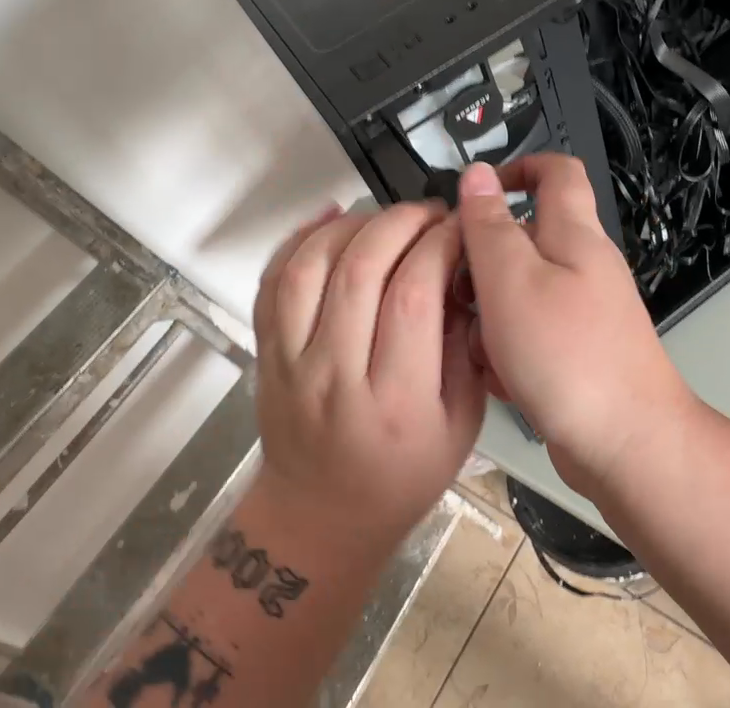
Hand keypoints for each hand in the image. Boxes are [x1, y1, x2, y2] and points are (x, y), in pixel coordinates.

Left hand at [253, 202, 486, 548]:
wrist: (320, 517)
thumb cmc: (402, 477)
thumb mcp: (460, 427)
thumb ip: (464, 351)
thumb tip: (460, 278)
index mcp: (395, 401)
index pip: (414, 295)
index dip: (439, 245)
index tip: (460, 227)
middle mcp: (335, 375)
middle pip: (361, 269)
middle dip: (402, 222)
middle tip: (430, 212)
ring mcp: (289, 363)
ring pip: (310, 267)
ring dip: (353, 225)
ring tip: (387, 217)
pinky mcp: (264, 354)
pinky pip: (272, 283)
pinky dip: (298, 240)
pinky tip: (332, 218)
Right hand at [454, 157, 696, 493]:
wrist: (626, 444)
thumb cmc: (568, 355)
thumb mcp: (512, 281)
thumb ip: (490, 227)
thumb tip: (478, 173)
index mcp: (575, 235)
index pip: (557, 173)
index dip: (518, 169)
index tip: (475, 193)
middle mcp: (584, 267)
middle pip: (525, 239)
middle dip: (482, 261)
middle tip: (454, 289)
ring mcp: (583, 313)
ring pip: (519, 293)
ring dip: (488, 314)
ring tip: (475, 345)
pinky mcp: (577, 354)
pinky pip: (529, 336)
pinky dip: (506, 351)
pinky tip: (496, 378)